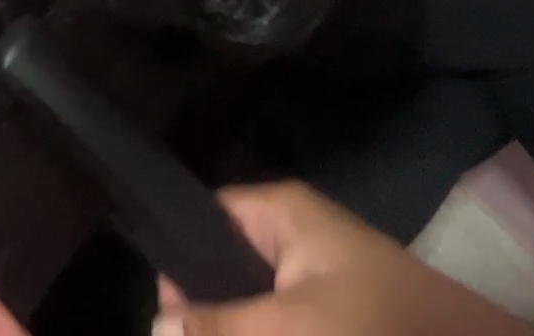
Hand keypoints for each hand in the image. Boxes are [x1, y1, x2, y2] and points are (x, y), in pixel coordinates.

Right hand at [156, 182, 531, 335]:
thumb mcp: (290, 328)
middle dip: (210, 310)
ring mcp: (318, 270)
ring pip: (254, 300)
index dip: (179, 267)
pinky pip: (284, 319)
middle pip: (224, 264)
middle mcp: (292, 229)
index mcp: (277, 210)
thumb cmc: (378, 328)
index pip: (201, 220)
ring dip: (239, 327)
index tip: (170, 322)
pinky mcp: (340, 309)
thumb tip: (155, 329)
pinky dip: (269, 334)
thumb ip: (218, 326)